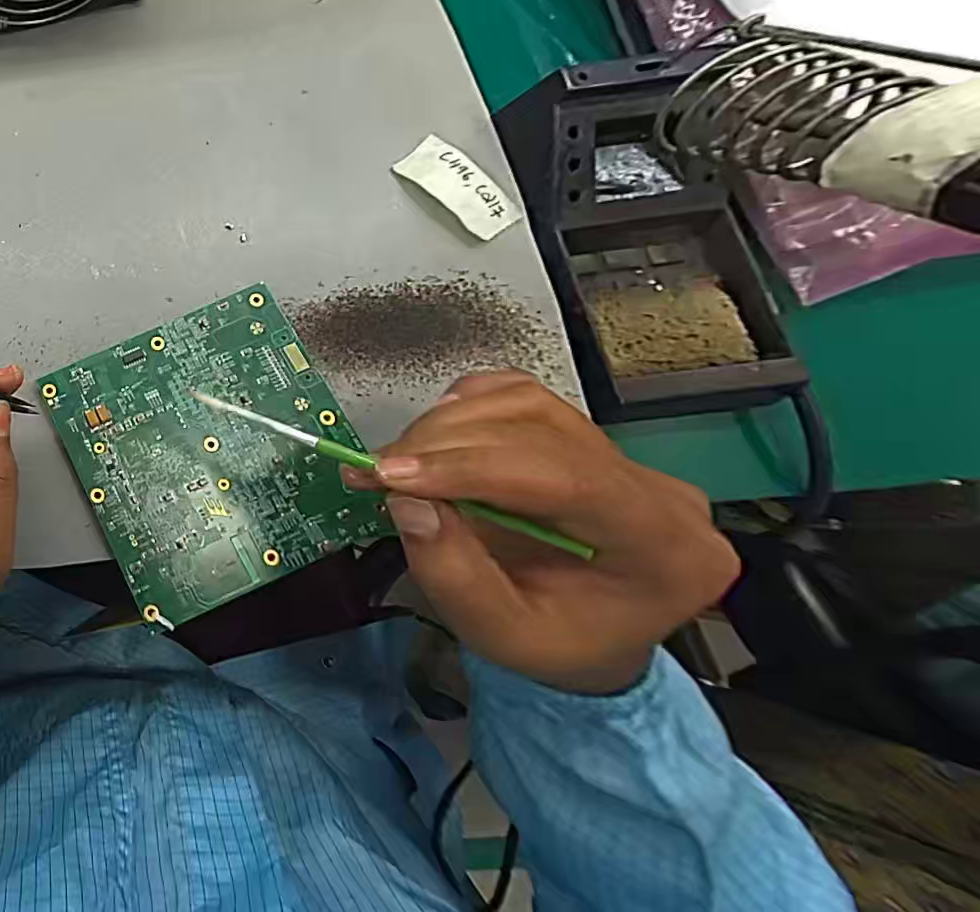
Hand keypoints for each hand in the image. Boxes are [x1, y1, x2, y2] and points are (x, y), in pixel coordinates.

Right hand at [346, 371, 738, 693]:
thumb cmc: (551, 642)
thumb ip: (453, 574)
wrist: (581, 636)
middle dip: (438, 446)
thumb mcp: (498, 633)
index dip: (470, 466)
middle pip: (534, 432)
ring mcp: (615, 454)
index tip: (393, 475)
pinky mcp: (573, 433)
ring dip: (441, 427)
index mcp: (665, 549)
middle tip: (373, 472)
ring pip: (519, 404)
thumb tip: (408, 502)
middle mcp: (653, 489)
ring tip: (395, 464)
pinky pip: (514, 396)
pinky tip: (430, 441)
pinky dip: (460, 409)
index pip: (567, 478)